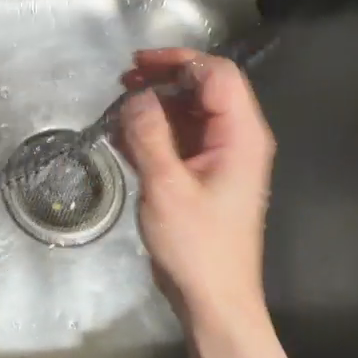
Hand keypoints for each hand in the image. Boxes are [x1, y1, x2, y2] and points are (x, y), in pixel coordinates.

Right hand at [118, 48, 274, 328]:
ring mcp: (219, 160)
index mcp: (240, 136)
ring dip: (154, 108)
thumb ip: (150, 136)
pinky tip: (121, 137)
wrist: (212, 295)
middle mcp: (236, 140)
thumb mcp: (166, 187)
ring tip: (116, 110)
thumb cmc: (196, 244)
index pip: (218, 76)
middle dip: (164, 81)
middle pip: (204, 91)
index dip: (179, 61)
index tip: (137, 64)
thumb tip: (135, 97)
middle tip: (122, 83)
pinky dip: (152, 134)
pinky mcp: (201, 179)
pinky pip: (178, 143)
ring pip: (188, 116)